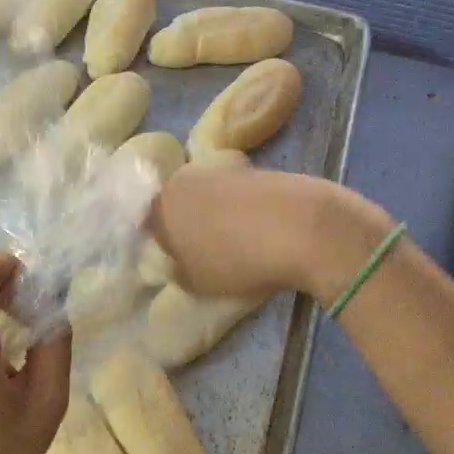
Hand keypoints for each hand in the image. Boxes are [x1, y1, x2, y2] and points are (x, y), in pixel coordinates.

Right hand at [147, 168, 391, 303]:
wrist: (306, 227)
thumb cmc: (238, 259)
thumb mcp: (198, 283)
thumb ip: (179, 271)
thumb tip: (178, 262)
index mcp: (162, 204)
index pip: (147, 222)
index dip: (161, 241)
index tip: (176, 259)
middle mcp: (187, 179)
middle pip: (179, 203)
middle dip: (187, 223)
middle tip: (204, 251)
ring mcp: (224, 171)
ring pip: (211, 196)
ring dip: (218, 215)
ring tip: (239, 243)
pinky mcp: (258, 171)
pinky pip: (241, 195)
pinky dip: (246, 211)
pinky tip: (263, 232)